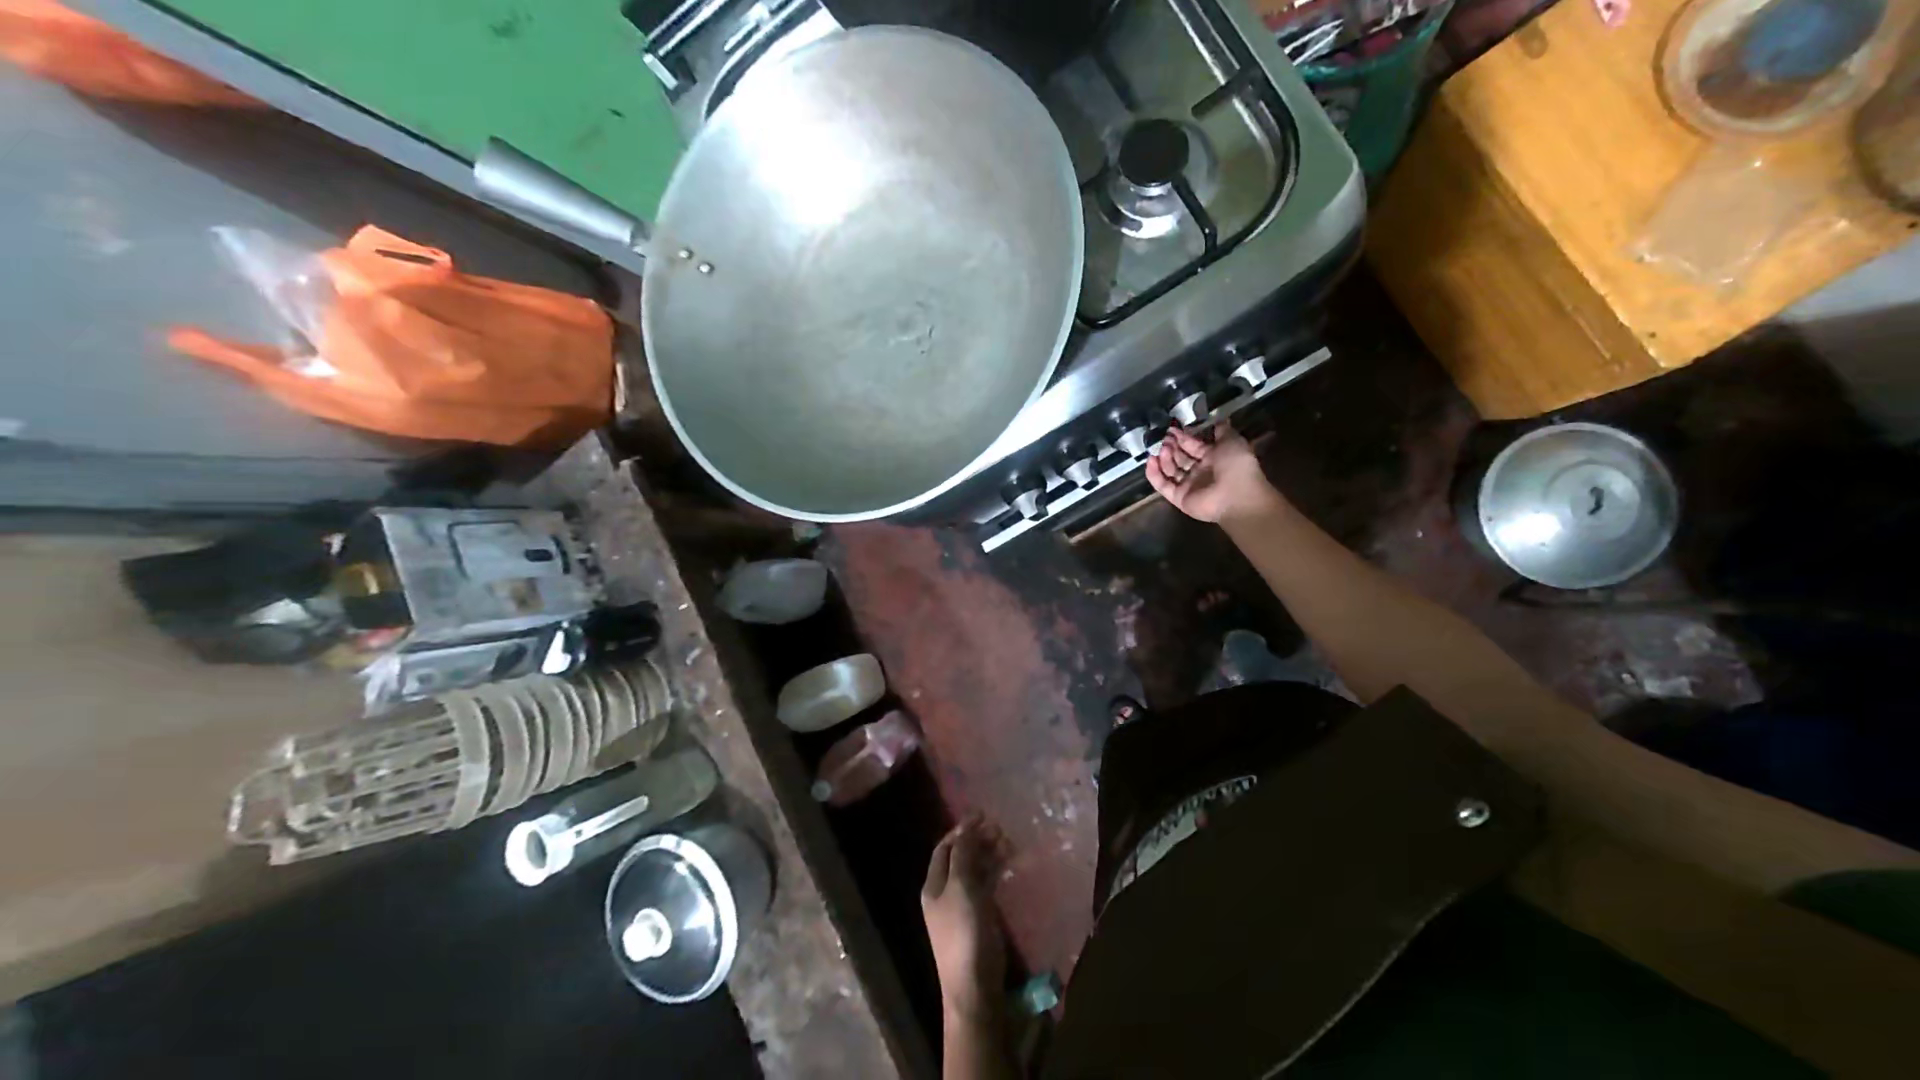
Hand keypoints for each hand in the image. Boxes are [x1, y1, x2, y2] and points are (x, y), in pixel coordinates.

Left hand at [921, 814, 1005, 1019]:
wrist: (974, 985)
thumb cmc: (963, 932)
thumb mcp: (961, 888)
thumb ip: (963, 856)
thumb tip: (966, 828)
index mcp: (933, 885)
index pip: (945, 848)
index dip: (961, 830)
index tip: (982, 815)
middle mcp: (945, 892)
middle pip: (960, 857)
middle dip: (977, 840)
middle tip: (1000, 827)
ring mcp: (963, 906)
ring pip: (975, 870)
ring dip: (989, 854)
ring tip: (1008, 841)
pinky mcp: (980, 918)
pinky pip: (986, 886)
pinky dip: (995, 871)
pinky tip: (1008, 862)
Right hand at [1146, 422, 1280, 523]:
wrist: (1236, 496)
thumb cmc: (1236, 466)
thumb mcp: (1232, 441)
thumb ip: (1223, 430)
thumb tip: (1218, 419)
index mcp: (1213, 458)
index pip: (1192, 445)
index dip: (1182, 437)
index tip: (1172, 429)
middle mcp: (1199, 471)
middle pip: (1180, 457)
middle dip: (1171, 446)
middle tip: (1164, 438)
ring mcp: (1188, 485)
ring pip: (1170, 470)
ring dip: (1164, 458)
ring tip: (1161, 448)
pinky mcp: (1179, 497)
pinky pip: (1163, 485)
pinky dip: (1154, 474)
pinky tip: (1150, 461)